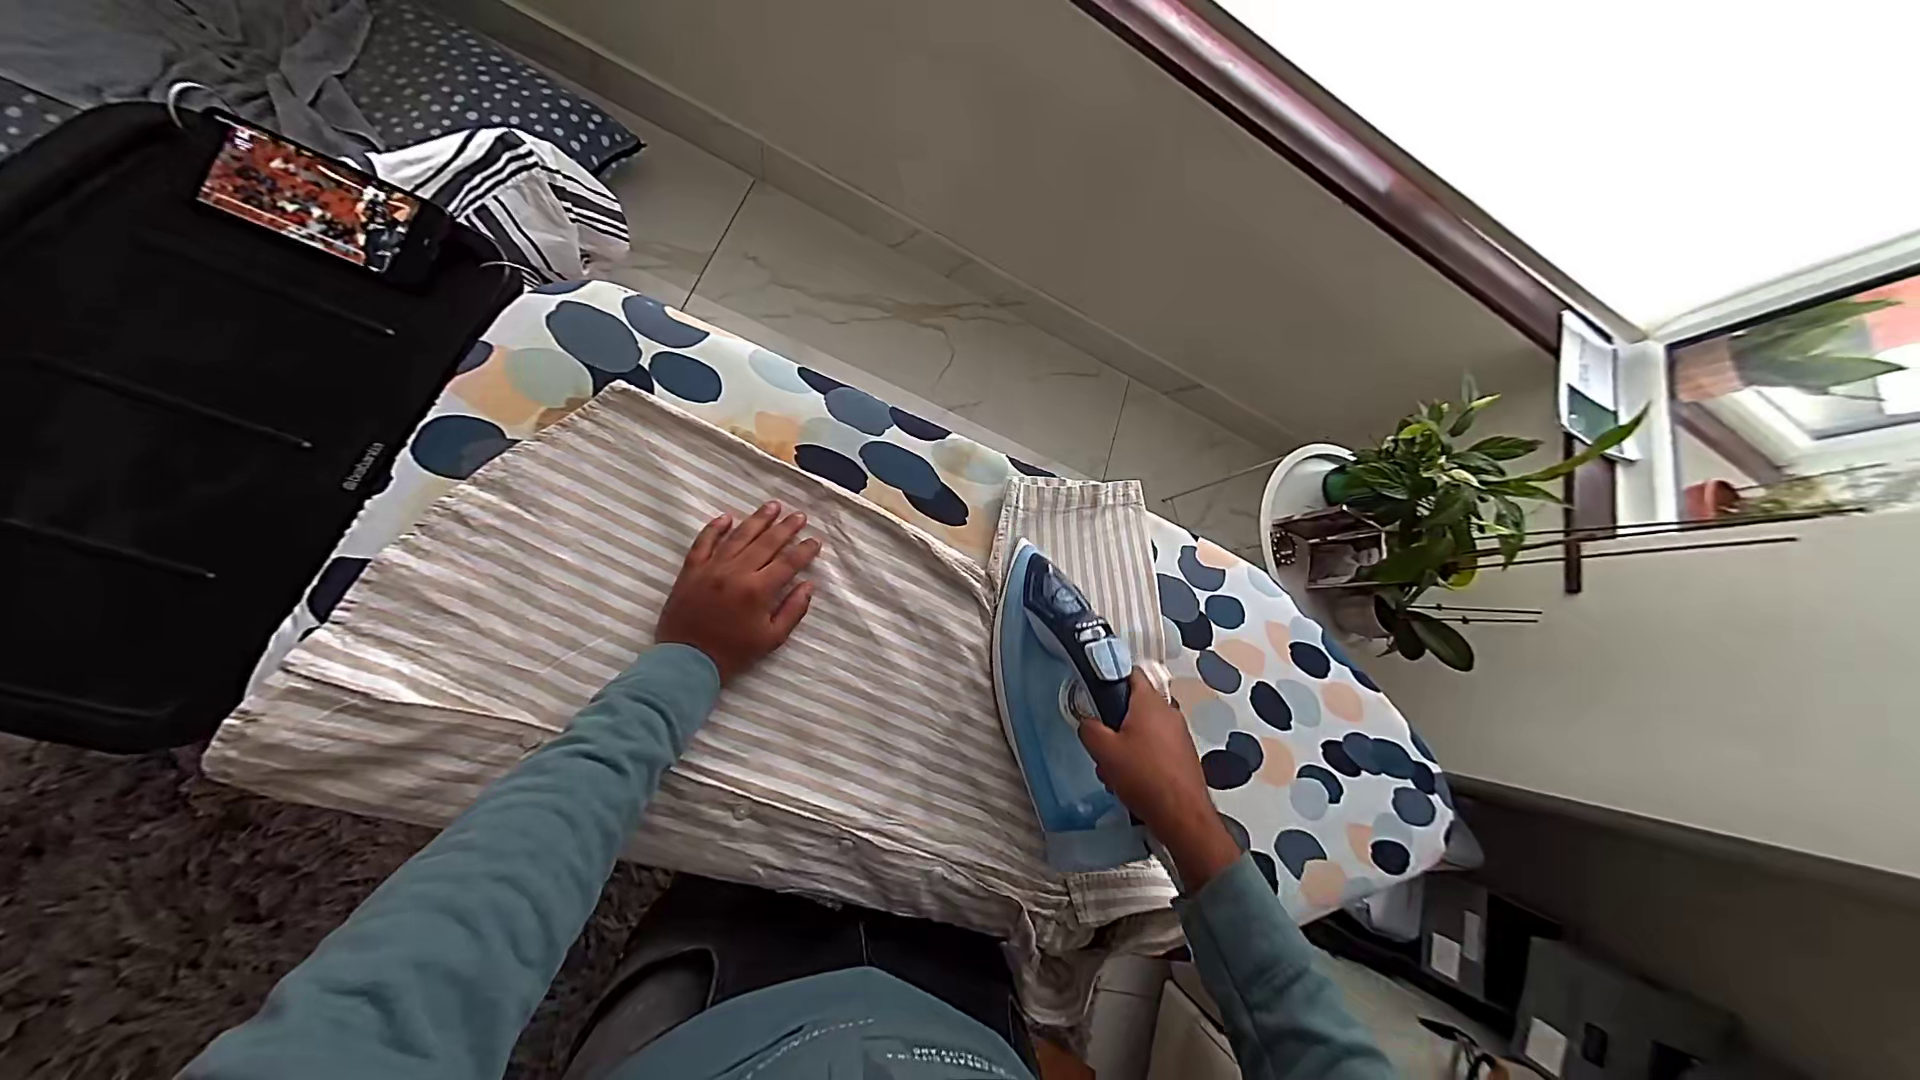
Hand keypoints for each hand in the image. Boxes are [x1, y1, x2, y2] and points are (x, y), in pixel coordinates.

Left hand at [655, 501, 821, 682]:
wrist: (686, 661)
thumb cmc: (733, 653)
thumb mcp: (772, 639)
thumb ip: (793, 610)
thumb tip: (808, 585)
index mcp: (758, 591)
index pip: (789, 563)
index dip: (805, 550)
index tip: (815, 541)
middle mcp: (736, 573)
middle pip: (766, 543)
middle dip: (786, 528)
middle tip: (799, 516)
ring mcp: (711, 568)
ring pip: (738, 536)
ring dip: (758, 519)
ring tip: (773, 506)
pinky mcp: (691, 570)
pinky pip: (703, 542)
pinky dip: (715, 528)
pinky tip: (727, 517)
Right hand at [1078, 670, 1241, 888]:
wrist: (1182, 817)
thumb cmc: (1145, 778)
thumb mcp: (1104, 751)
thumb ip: (1089, 728)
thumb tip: (1087, 724)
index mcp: (1150, 702)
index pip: (1129, 673)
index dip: (1110, 678)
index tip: (1097, 690)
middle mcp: (1169, 712)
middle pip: (1134, 705)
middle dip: (1115, 722)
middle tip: (1104, 742)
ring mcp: (1179, 734)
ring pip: (1143, 729)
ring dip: (1127, 744)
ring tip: (1116, 769)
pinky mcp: (1183, 755)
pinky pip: (1156, 747)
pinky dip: (1142, 758)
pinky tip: (1132, 780)